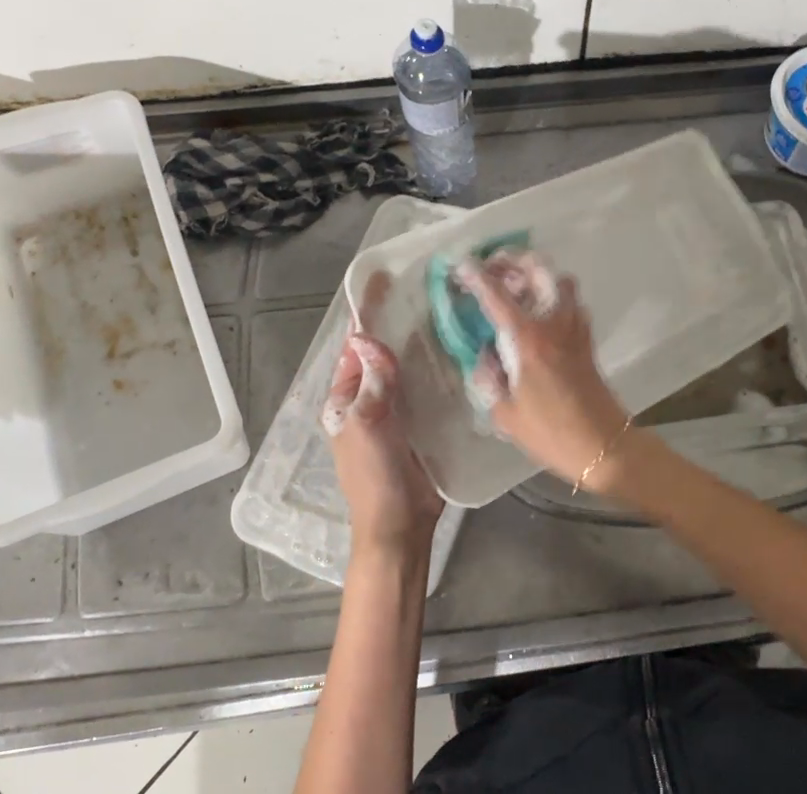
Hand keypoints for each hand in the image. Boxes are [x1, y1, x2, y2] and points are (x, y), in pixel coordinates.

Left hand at [325, 274, 443, 558]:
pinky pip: (427, 389)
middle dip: (398, 322)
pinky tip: (461, 352)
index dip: (366, 314)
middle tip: (429, 288)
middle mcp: (367, 399)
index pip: (353, 347)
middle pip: (381, 352)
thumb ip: (369, 384)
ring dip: (421, 343)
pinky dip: (438, 369)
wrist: (400, 525)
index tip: (383, 280)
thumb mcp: (366, 427)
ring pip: (406, 368)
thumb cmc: (375, 478)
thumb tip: (367, 339)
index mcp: (345, 398)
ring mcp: (395, 411)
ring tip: (450, 311)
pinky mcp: (421, 424)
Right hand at [456, 255, 632, 490]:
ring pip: (559, 280)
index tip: (460, 265)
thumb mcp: (504, 412)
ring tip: (516, 287)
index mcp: (527, 338)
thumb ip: (488, 378)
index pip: (496, 294)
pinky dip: (554, 294)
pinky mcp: (587, 338)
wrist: (603, 445)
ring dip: (537, 274)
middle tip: (493, 268)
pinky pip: (571, 301)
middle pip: (537, 268)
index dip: (475, 275)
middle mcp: (553, 322)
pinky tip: (540, 314)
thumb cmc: (549, 432)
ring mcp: (574, 327)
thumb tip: (484, 357)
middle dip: (513, 260)